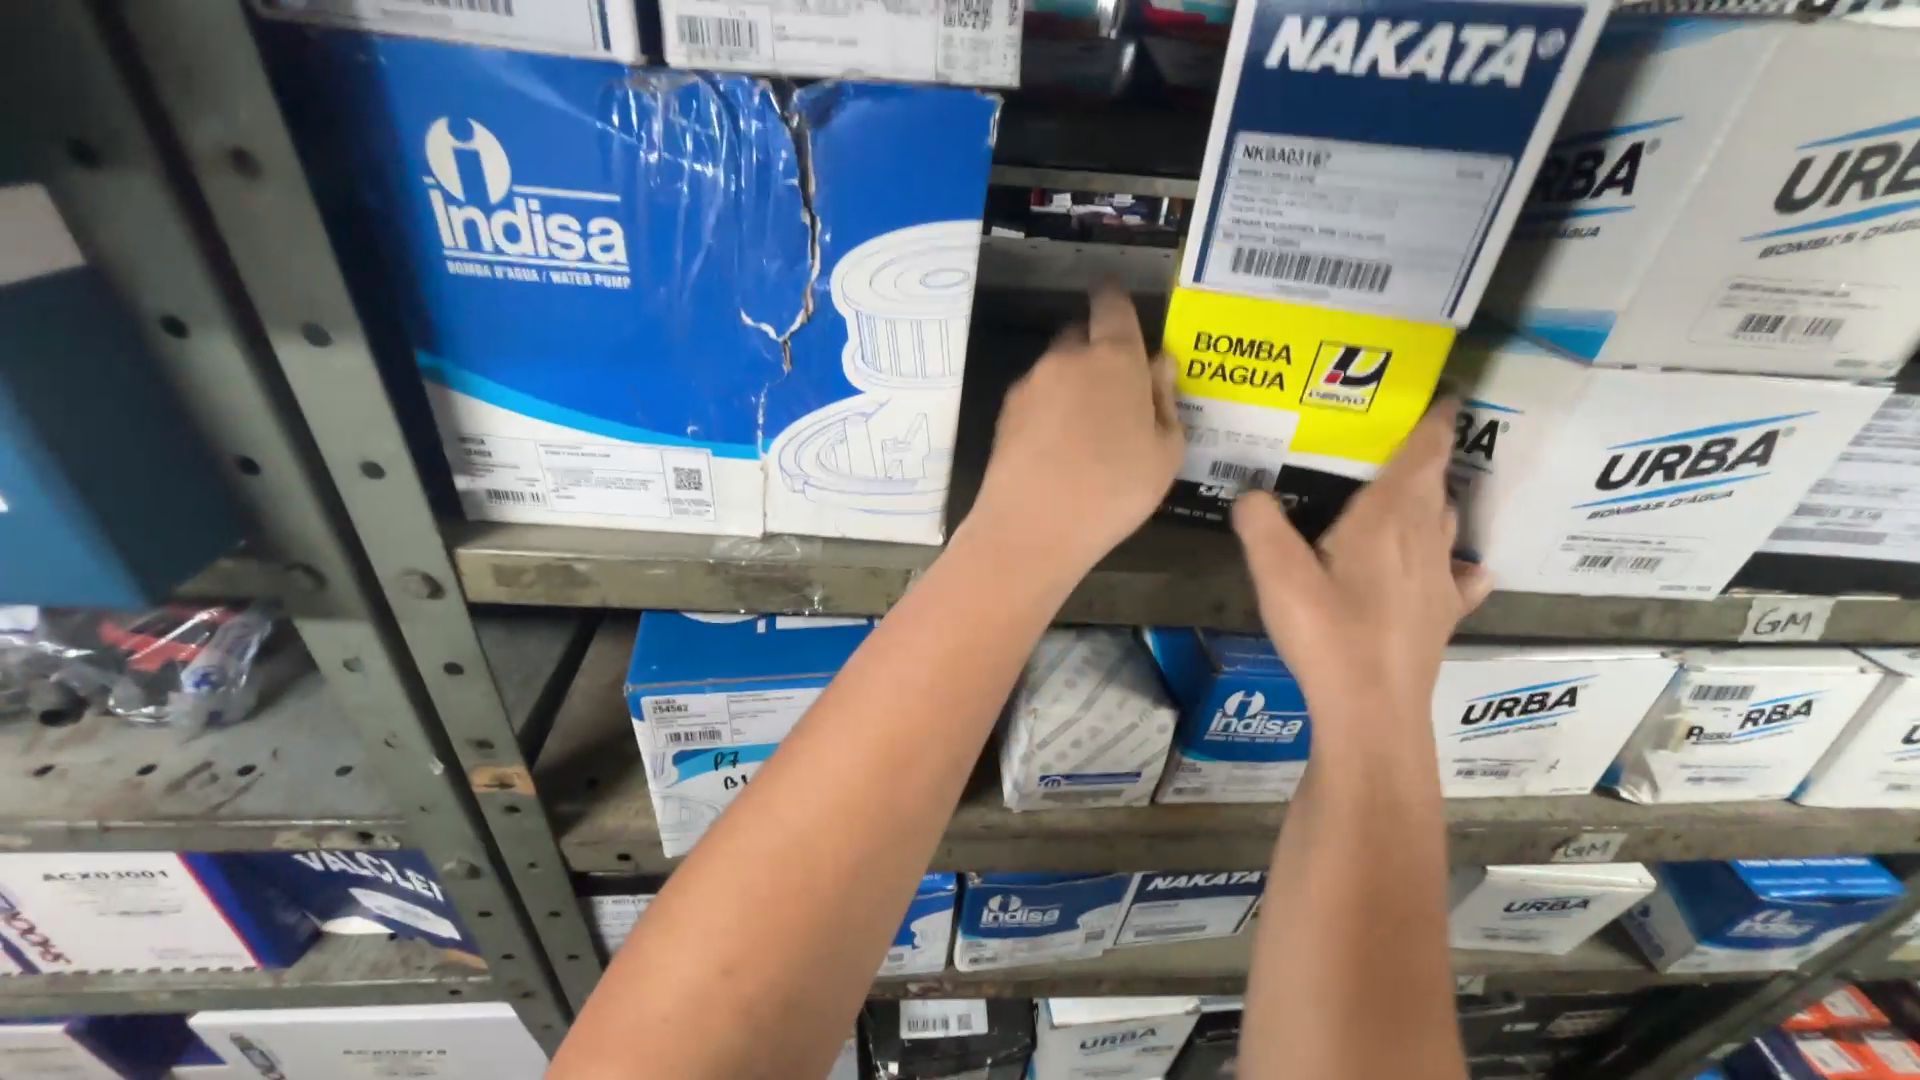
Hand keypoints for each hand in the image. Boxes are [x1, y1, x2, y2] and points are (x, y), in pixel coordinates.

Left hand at [962, 285, 1184, 576]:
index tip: (1118, 302)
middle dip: (1099, 350)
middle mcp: (1066, 359)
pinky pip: (1037, 397)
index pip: (1113, 306)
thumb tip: (1158, 367)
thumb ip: (1165, 402)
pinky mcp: (1005, 414)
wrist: (1032, 528)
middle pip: (1082, 336)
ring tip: (1087, 428)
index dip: (1116, 300)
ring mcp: (1030, 385)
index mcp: (1114, 358)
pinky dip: (1050, 409)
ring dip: (1073, 383)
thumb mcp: (1166, 453)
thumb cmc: (1114, 490)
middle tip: (1117, 388)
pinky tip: (1058, 447)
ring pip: (1057, 369)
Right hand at [1231, 399, 1490, 717]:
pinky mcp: (1442, 615)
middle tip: (1399, 442)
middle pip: (1435, 485)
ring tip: (1412, 494)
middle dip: (1426, 457)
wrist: (1372, 711)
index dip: (1434, 420)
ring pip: (1444, 524)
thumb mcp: (1276, 575)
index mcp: (1388, 518)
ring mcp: (1440, 580)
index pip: (1423, 453)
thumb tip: (1250, 493)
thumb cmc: (1327, 635)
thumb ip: (1260, 525)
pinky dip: (1455, 561)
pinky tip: (1454, 569)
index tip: (1445, 393)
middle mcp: (1424, 539)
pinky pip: (1457, 575)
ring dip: (1434, 501)